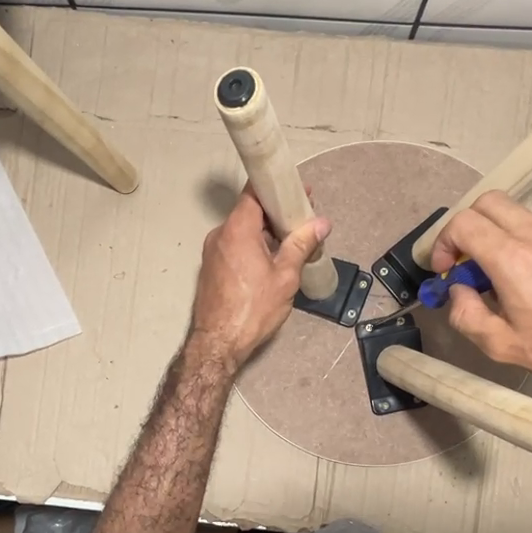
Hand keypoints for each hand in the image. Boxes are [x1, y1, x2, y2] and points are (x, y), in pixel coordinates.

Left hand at [188, 189, 329, 371]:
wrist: (218, 344)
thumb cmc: (252, 310)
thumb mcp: (285, 276)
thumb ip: (301, 244)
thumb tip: (320, 223)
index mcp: (237, 230)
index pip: (253, 192)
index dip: (276, 188)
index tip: (297, 192)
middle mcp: (220, 235)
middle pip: (249, 212)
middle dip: (275, 213)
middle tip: (302, 220)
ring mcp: (212, 253)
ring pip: (242, 231)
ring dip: (265, 233)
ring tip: (291, 243)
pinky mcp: (211, 269)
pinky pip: (234, 247)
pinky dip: (252, 247)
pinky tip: (270, 261)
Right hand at [429, 192, 531, 394]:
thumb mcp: (502, 346)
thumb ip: (466, 315)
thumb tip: (458, 292)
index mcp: (513, 259)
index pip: (463, 223)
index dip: (443, 243)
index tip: (444, 269)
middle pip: (488, 202)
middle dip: (466, 228)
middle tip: (465, 262)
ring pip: (517, 215)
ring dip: (497, 237)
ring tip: (501, 279)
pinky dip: (525, 245)